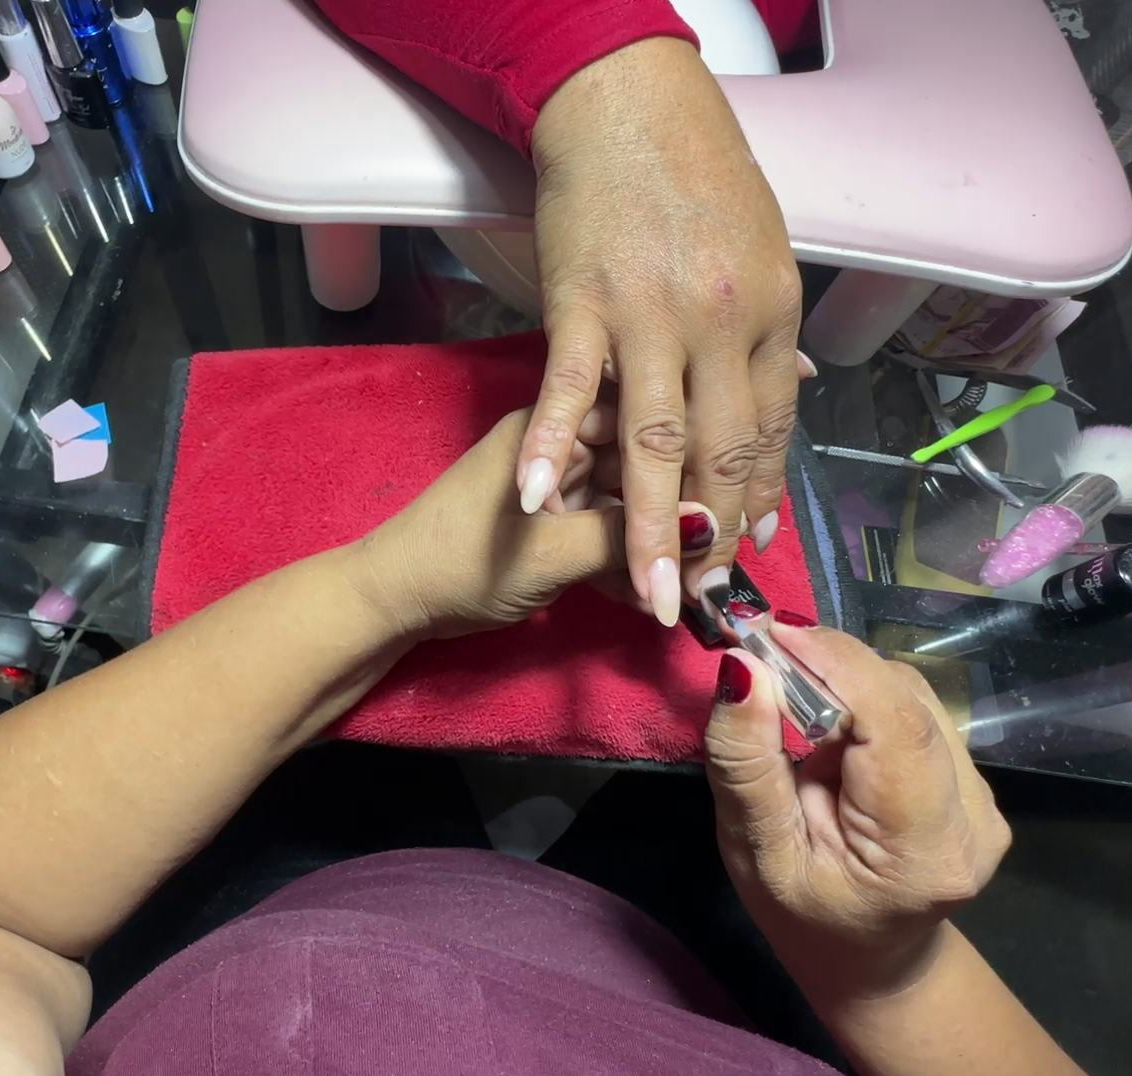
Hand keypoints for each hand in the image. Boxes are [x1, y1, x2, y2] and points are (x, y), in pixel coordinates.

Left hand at [353, 409, 713, 637]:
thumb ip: (627, 538)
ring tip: (691, 587)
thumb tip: (711, 528)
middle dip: (677, 514)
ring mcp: (554, 486)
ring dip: (653, 548)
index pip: (640, 418)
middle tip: (720, 556)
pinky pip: (602, 534)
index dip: (690, 454)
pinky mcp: (552, 524)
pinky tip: (650, 596)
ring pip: (625, 507)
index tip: (735, 496)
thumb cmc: (462, 563)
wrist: (395, 602)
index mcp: (548, 424)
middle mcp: (556, 445)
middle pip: (639, 467)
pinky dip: (622, 564)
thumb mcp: (549, 552)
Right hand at [525, 37, 807, 628]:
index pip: (768, 431)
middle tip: (706, 601)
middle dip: (714, 539)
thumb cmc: (693, 176)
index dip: (757, 500)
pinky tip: (537, 503)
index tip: (745, 553)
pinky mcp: (580, 306)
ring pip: (652, 439)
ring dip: (648, 528)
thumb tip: (784, 404)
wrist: (625, 102)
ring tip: (652, 596)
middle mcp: (721, 322)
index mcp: (770, 313)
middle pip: (720, 453)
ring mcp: (647, 316)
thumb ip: (769, 339)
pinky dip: (550, 448)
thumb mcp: (762, 253)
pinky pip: (566, 390)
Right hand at [702, 627, 1011, 1002]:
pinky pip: (907, 705)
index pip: (896, 726)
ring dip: (837, 673)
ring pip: (907, 692)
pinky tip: (817, 710)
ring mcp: (981, 794)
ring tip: (781, 686)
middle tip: (757, 654)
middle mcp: (974, 815)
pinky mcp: (968, 775)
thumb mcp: (753, 849)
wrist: (870, 956)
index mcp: (922, 849)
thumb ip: (746, 763)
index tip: (767, 634)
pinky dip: (853, 689)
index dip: (835, 665)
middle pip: (905, 699)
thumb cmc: (801, 914)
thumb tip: (742, 669)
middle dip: (826, 661)